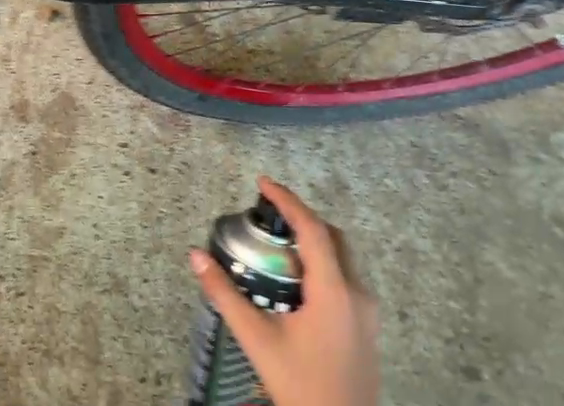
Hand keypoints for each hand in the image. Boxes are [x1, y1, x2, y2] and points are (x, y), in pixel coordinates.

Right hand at [190, 178, 379, 405]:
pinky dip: (321, 262)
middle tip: (267, 212)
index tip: (263, 182)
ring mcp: (368, 312)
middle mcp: (358, 294)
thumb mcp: (256, 338)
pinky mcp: (367, 326)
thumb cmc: (300, 382)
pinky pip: (346, 277)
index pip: (313, 230)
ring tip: (277, 241)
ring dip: (312, 239)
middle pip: (333, 238)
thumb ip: (225, 293)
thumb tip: (195, 255)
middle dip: (301, 217)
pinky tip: (295, 279)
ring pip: (343, 257)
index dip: (288, 201)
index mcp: (333, 291)